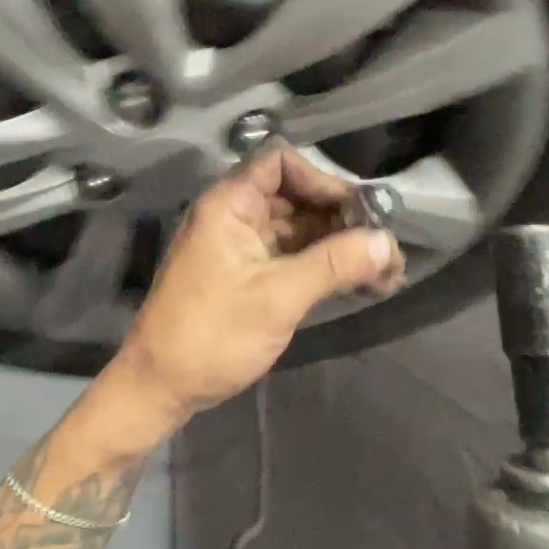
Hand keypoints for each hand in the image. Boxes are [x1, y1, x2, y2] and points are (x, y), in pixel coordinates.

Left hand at [109, 144, 405, 422]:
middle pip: (297, 197)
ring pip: (300, 230)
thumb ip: (334, 264)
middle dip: (343, 220)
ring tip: (387, 275)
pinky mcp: (248, 275)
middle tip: (387, 251)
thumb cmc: (212, 335)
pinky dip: (325, 267)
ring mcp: (241, 246)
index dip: (322, 180)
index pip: (280, 162)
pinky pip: (293, 257)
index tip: (358, 212)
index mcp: (229, 204)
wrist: (160, 386)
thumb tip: (388, 242)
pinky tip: (363, 286)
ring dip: (341, 247)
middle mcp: (235, 215)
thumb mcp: (278, 297)